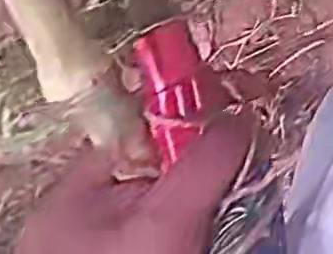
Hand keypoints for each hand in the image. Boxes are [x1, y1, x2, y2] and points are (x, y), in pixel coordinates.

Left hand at [17, 114, 254, 253]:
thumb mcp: (166, 223)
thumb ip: (207, 156)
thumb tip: (244, 110)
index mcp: (78, 187)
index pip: (145, 117)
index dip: (195, 99)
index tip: (245, 94)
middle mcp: (85, 207)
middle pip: (162, 148)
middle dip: (212, 140)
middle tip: (254, 141)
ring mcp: (106, 238)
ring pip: (173, 183)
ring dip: (214, 175)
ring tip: (246, 178)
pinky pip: (173, 215)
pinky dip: (205, 207)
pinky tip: (225, 213)